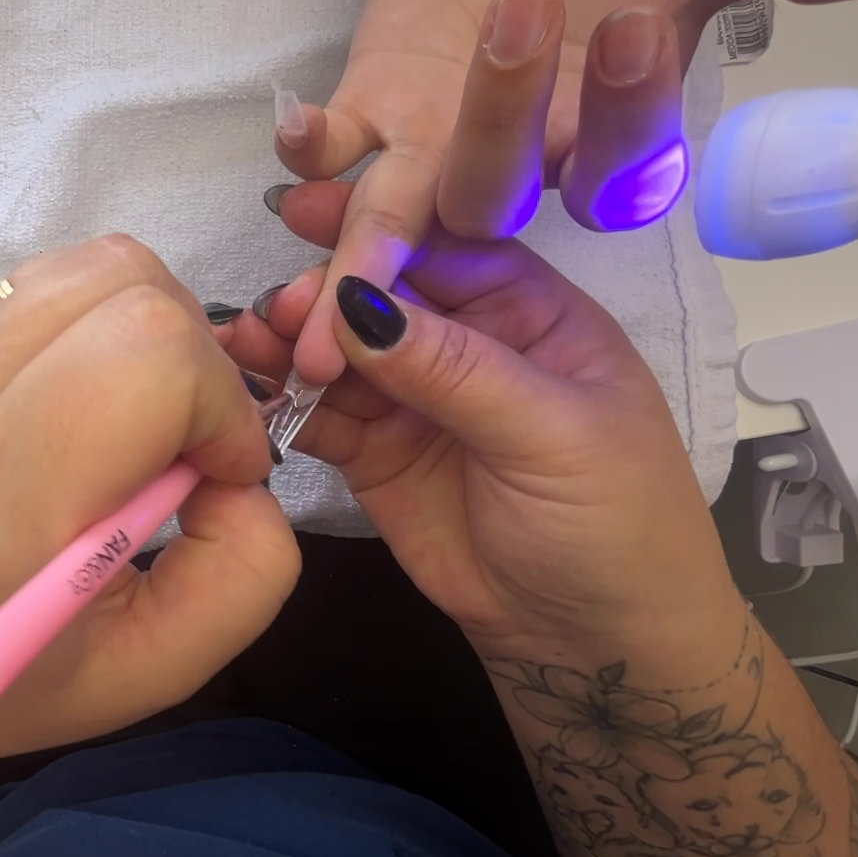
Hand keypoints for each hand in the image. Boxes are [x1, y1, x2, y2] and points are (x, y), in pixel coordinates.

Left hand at [0, 236, 298, 778]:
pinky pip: (46, 285)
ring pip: (88, 267)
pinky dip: (103, 321)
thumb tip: (242, 467)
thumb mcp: (156, 671)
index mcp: (2, 510)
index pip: (143, 359)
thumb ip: (243, 572)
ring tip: (143, 415)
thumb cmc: (9, 689)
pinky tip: (95, 396)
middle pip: (123, 287)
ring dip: (153, 328)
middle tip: (186, 442)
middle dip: (198, 358)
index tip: (220, 472)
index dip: (219, 402)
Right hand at [223, 3, 744, 646]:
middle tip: (277, 310)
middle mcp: (458, 346)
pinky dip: (281, 402)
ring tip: (247, 345)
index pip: (444, 253)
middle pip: (376, 301)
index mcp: (526, 316)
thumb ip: (455, 370)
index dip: (380, 235)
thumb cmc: (610, 524)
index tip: (311, 217)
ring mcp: (406, 399)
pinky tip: (249, 391)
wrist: (583, 639)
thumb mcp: (552, 435)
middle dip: (324, 298)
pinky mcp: (366, 451)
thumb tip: (358, 308)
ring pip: (335, 355)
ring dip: (289, 347)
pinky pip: (316, 414)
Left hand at [276, 0, 857, 383]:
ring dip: (364, 234)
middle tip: (407, 238)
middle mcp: (510, 164)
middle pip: (485, 202)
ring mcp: (428, 146)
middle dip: (468, 185)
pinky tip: (294, 134)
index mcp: (598, 141)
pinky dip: (313, 142)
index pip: (614, 168)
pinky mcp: (371, 111)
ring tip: (331, 283)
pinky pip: (336, 143)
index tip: (631, 38)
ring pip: (396, 204)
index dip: (621, 131)